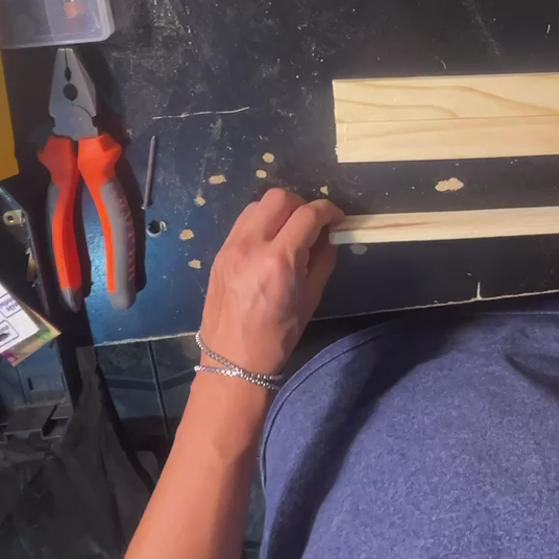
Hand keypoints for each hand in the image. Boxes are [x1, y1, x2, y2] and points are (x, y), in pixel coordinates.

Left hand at [198, 188, 343, 375]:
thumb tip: (328, 236)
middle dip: (303, 204)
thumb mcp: (312, 298)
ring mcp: (231, 247)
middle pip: (280, 198)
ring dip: (280, 210)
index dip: (329, 210)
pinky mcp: (220, 252)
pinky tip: (270, 242)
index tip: (338, 219)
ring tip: (290, 231)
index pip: (309, 215)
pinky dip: (262, 222)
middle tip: (313, 224)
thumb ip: (323, 259)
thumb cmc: (278, 336)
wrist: (233, 361)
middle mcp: (252, 245)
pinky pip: (244, 222)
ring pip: (259, 205)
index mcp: (280, 260)